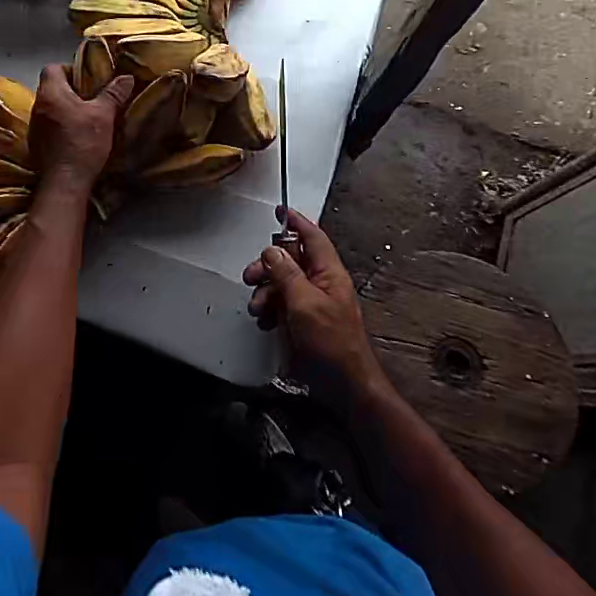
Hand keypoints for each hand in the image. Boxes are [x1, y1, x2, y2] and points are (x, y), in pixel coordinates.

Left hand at [28, 64, 133, 195]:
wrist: (66, 181)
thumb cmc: (83, 142)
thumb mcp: (103, 115)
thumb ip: (113, 94)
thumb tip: (126, 78)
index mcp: (50, 93)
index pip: (52, 68)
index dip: (70, 69)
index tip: (88, 80)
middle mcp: (37, 106)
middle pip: (51, 88)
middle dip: (71, 91)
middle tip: (92, 98)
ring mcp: (34, 127)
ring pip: (50, 108)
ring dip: (65, 110)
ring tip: (86, 118)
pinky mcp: (36, 145)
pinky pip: (48, 127)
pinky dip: (61, 127)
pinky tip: (77, 137)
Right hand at [244, 207, 387, 411]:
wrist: (343, 384)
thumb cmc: (333, 344)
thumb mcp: (304, 303)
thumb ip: (286, 273)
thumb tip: (273, 250)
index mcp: (329, 272)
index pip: (312, 237)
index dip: (296, 222)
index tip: (280, 211)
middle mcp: (321, 283)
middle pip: (291, 260)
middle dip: (268, 266)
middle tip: (252, 276)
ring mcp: (313, 303)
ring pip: (282, 284)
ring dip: (266, 292)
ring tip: (260, 309)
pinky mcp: (304, 321)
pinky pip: (282, 305)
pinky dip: (270, 309)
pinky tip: (266, 322)